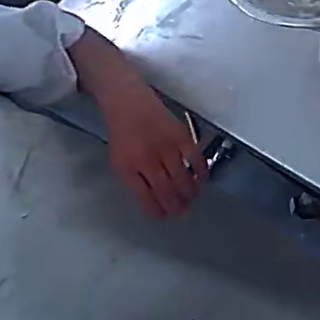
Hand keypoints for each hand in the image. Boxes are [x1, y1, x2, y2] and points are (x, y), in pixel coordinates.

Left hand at [96, 80, 204, 218]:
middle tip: (183, 212)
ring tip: (192, 199)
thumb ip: (134, 178)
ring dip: (189, 192)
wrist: (128, 102)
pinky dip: (201, 172)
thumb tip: (153, 197)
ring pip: (182, 178)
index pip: (145, 197)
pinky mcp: (182, 137)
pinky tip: (201, 179)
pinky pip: (196, 159)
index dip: (157, 210)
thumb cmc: (122, 133)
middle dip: (176, 205)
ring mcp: (167, 148)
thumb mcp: (119, 160)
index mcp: (128, 169)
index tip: (164, 218)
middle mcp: (148, 161)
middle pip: (166, 190)